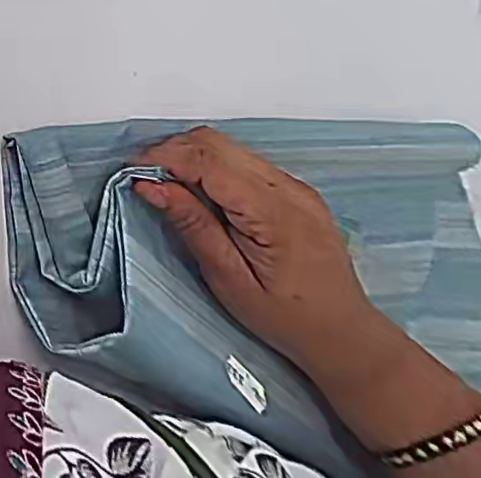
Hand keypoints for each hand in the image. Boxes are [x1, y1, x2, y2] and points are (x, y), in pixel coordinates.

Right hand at [138, 129, 480, 472]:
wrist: (347, 337)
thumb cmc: (286, 318)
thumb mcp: (228, 280)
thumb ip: (191, 224)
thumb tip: (149, 185)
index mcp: (275, 212)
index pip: (209, 161)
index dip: (164, 159)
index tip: (133, 174)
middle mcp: (288, 187)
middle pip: (215, 142)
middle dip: (171, 151)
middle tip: (145, 178)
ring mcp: (293, 184)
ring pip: (225, 145)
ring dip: (188, 155)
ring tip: (166, 183)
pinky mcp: (291, 187)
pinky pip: (239, 158)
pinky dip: (208, 163)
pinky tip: (197, 188)